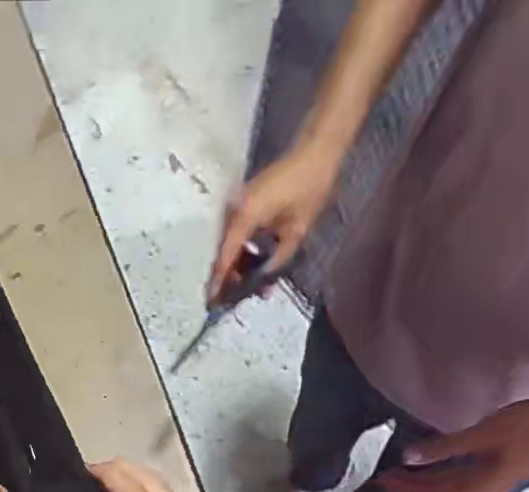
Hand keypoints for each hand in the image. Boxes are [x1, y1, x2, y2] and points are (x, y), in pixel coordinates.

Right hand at [208, 143, 343, 302]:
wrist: (314, 152)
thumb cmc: (309, 189)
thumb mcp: (296, 232)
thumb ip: (277, 260)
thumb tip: (262, 284)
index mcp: (245, 216)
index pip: (226, 257)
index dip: (219, 281)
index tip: (213, 301)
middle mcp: (235, 210)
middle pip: (224, 252)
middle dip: (229, 277)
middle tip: (235, 299)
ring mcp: (238, 205)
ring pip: (230, 244)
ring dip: (238, 264)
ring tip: (248, 286)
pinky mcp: (244, 202)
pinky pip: (237, 233)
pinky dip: (243, 250)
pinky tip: (253, 265)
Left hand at [376, 382, 528, 491]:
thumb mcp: (487, 432)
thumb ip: (447, 447)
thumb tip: (408, 458)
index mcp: (480, 485)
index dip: (406, 487)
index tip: (381, 480)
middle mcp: (486, 488)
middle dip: (412, 488)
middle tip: (385, 479)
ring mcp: (496, 478)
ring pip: (451, 487)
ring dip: (426, 482)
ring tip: (405, 475)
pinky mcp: (504, 466)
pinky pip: (463, 478)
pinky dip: (444, 474)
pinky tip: (439, 465)